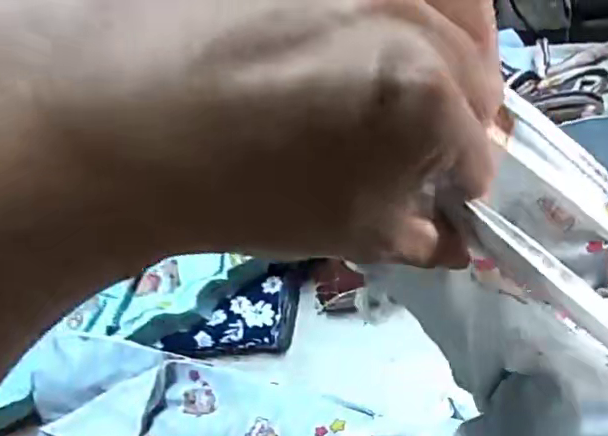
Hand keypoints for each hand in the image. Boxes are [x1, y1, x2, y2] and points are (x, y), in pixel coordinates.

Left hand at [0, 0, 501, 265]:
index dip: (467, 186)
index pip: (480, 156)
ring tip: (427, 79)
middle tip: (433, 146)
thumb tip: (457, 240)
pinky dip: (426, 3)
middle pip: (482, 79)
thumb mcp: (355, 235)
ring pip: (461, 5)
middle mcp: (411, 18)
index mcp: (427, 102)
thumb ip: (424, 238)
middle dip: (468, 122)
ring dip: (462, 52)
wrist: (124, 116)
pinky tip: (396, 30)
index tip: (446, 197)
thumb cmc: (251, 192)